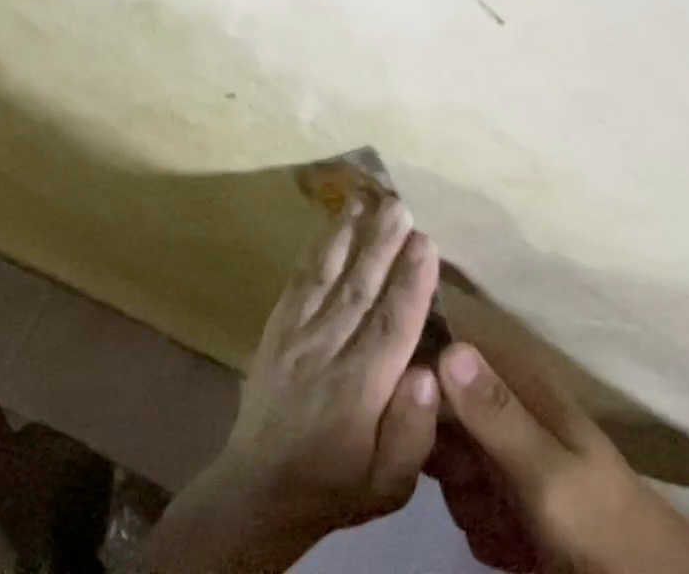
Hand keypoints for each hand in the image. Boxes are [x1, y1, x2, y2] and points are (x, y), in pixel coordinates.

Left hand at [133, 193, 441, 572]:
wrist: (259, 490)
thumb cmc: (336, 485)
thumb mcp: (389, 484)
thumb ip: (412, 432)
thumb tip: (429, 373)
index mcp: (359, 388)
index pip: (391, 324)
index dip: (410, 280)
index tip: (427, 242)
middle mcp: (326, 351)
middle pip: (359, 288)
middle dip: (382, 243)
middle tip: (401, 205)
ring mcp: (295, 337)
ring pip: (326, 276)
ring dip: (347, 235)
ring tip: (365, 200)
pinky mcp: (275, 331)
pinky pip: (297, 283)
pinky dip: (314, 252)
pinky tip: (328, 229)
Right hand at [434, 343, 688, 573]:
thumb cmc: (601, 521)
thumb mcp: (547, 470)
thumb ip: (496, 413)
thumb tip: (450, 345)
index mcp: (520, 383)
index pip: (449, 349)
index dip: (422, 377)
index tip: (410, 412)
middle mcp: (506, 411)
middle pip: (436, 417)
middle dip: (447, 463)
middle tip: (480, 488)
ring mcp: (505, 457)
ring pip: (447, 469)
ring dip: (472, 506)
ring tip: (510, 524)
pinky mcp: (506, 498)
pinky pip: (465, 506)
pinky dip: (486, 532)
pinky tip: (514, 544)